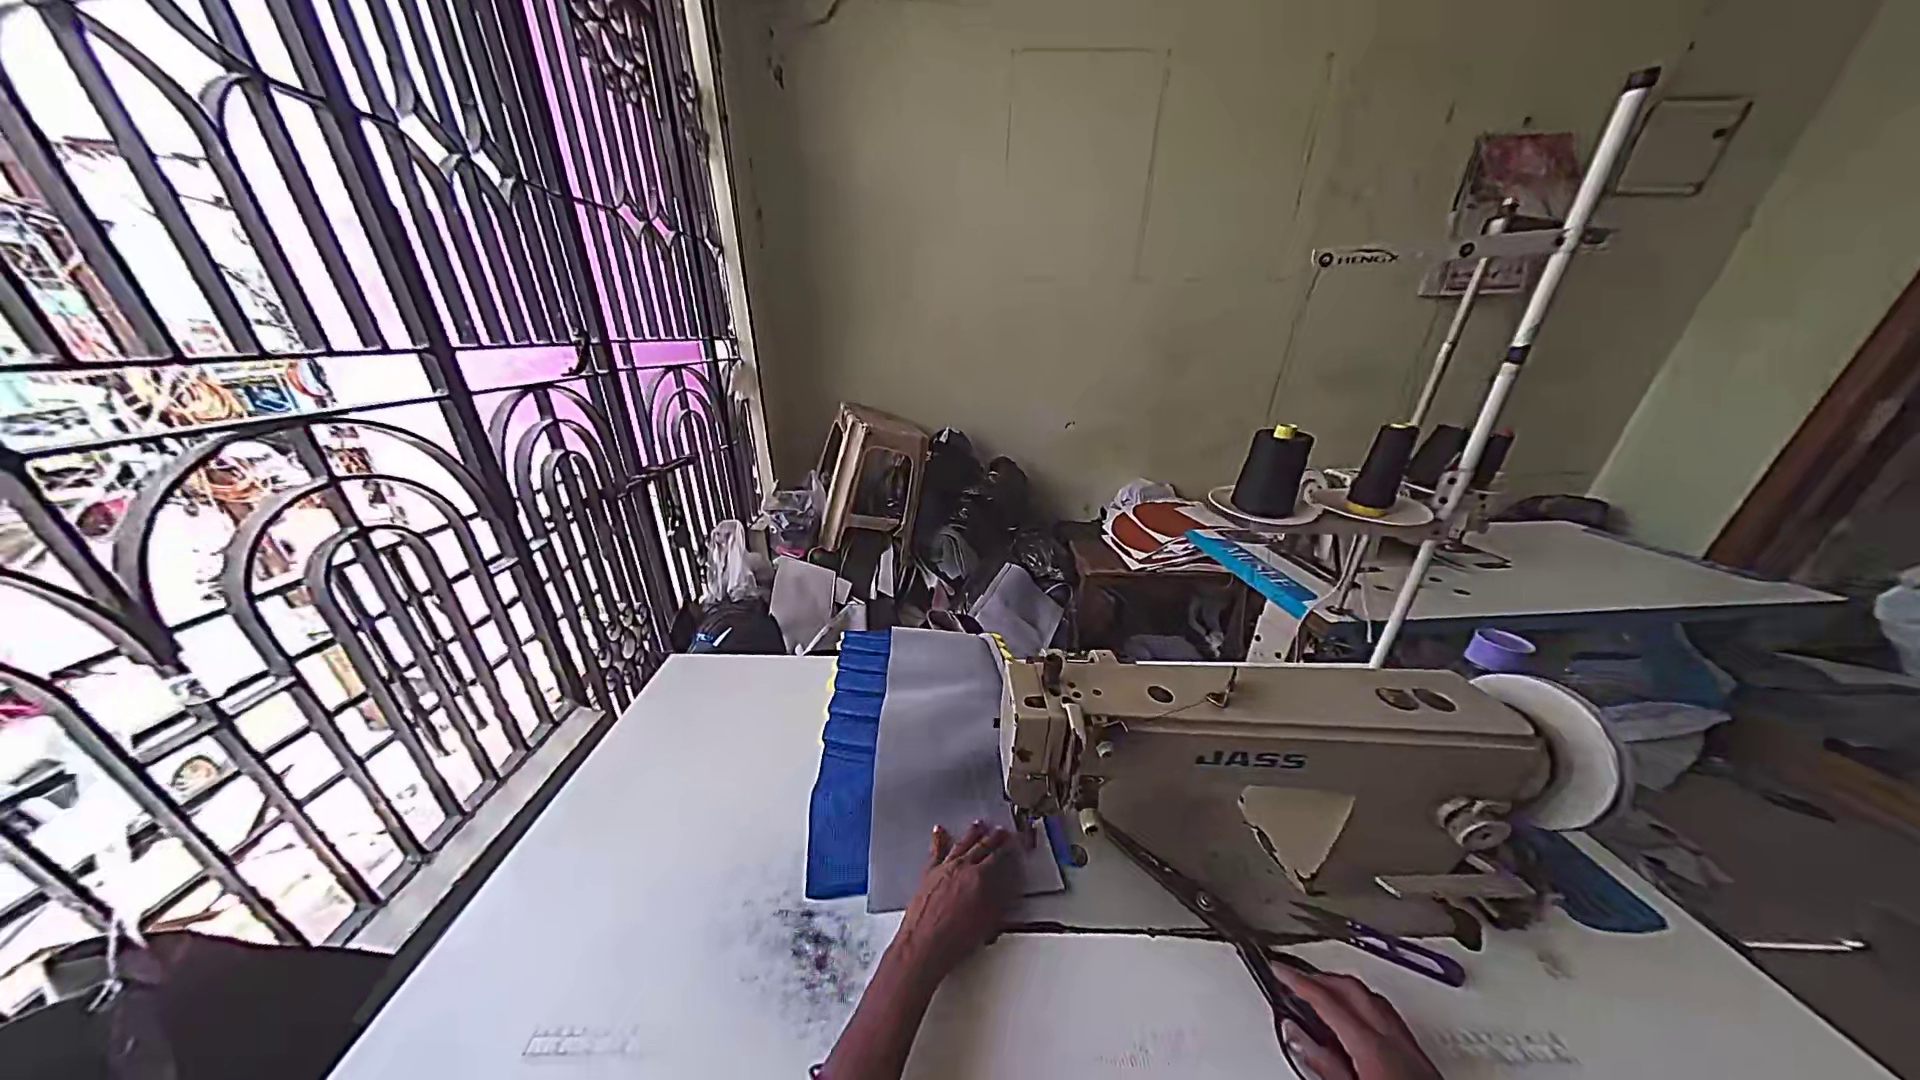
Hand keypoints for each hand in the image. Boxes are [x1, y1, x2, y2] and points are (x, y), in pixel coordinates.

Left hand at [892, 821, 1016, 982]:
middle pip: (982, 846)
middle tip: (1002, 830)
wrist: (924, 944)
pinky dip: (938, 839)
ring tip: (978, 824)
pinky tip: (940, 830)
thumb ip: (999, 902)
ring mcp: (944, 868)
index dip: (1008, 849)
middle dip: (994, 837)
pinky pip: (936, 850)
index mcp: (979, 878)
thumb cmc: (954, 939)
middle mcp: (962, 867)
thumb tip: (1006, 891)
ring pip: (961, 844)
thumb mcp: (988, 923)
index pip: (998, 857)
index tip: (1014, 843)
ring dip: (971, 833)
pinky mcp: (929, 872)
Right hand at [1269, 966, 1441, 1079]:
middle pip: (1350, 988)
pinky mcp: (1421, 1057)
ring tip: (1322, 992)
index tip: (1278, 969)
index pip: (1326, 998)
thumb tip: (1300, 1034)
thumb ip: (1324, 1063)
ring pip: (1371, 997)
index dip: (1296, 979)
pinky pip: (1388, 1013)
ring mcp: (1410, 1046)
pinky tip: (1358, 1014)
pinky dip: (1365, 1003)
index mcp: (1370, 1044)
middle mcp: (1392, 1037)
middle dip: (1319, 977)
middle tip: (1295, 979)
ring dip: (1343, 988)